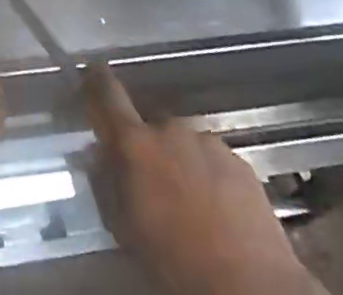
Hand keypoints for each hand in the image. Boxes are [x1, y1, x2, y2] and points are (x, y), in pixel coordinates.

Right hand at [83, 63, 317, 294]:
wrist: (249, 283)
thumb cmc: (175, 258)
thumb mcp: (125, 226)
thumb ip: (106, 181)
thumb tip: (98, 153)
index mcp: (137, 143)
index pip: (109, 96)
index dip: (97, 80)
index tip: (93, 70)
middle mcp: (171, 130)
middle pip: (149, 123)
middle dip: (145, 142)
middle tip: (146, 177)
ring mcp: (209, 142)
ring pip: (182, 141)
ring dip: (178, 159)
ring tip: (184, 198)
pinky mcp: (239, 159)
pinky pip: (211, 158)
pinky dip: (206, 173)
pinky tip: (212, 206)